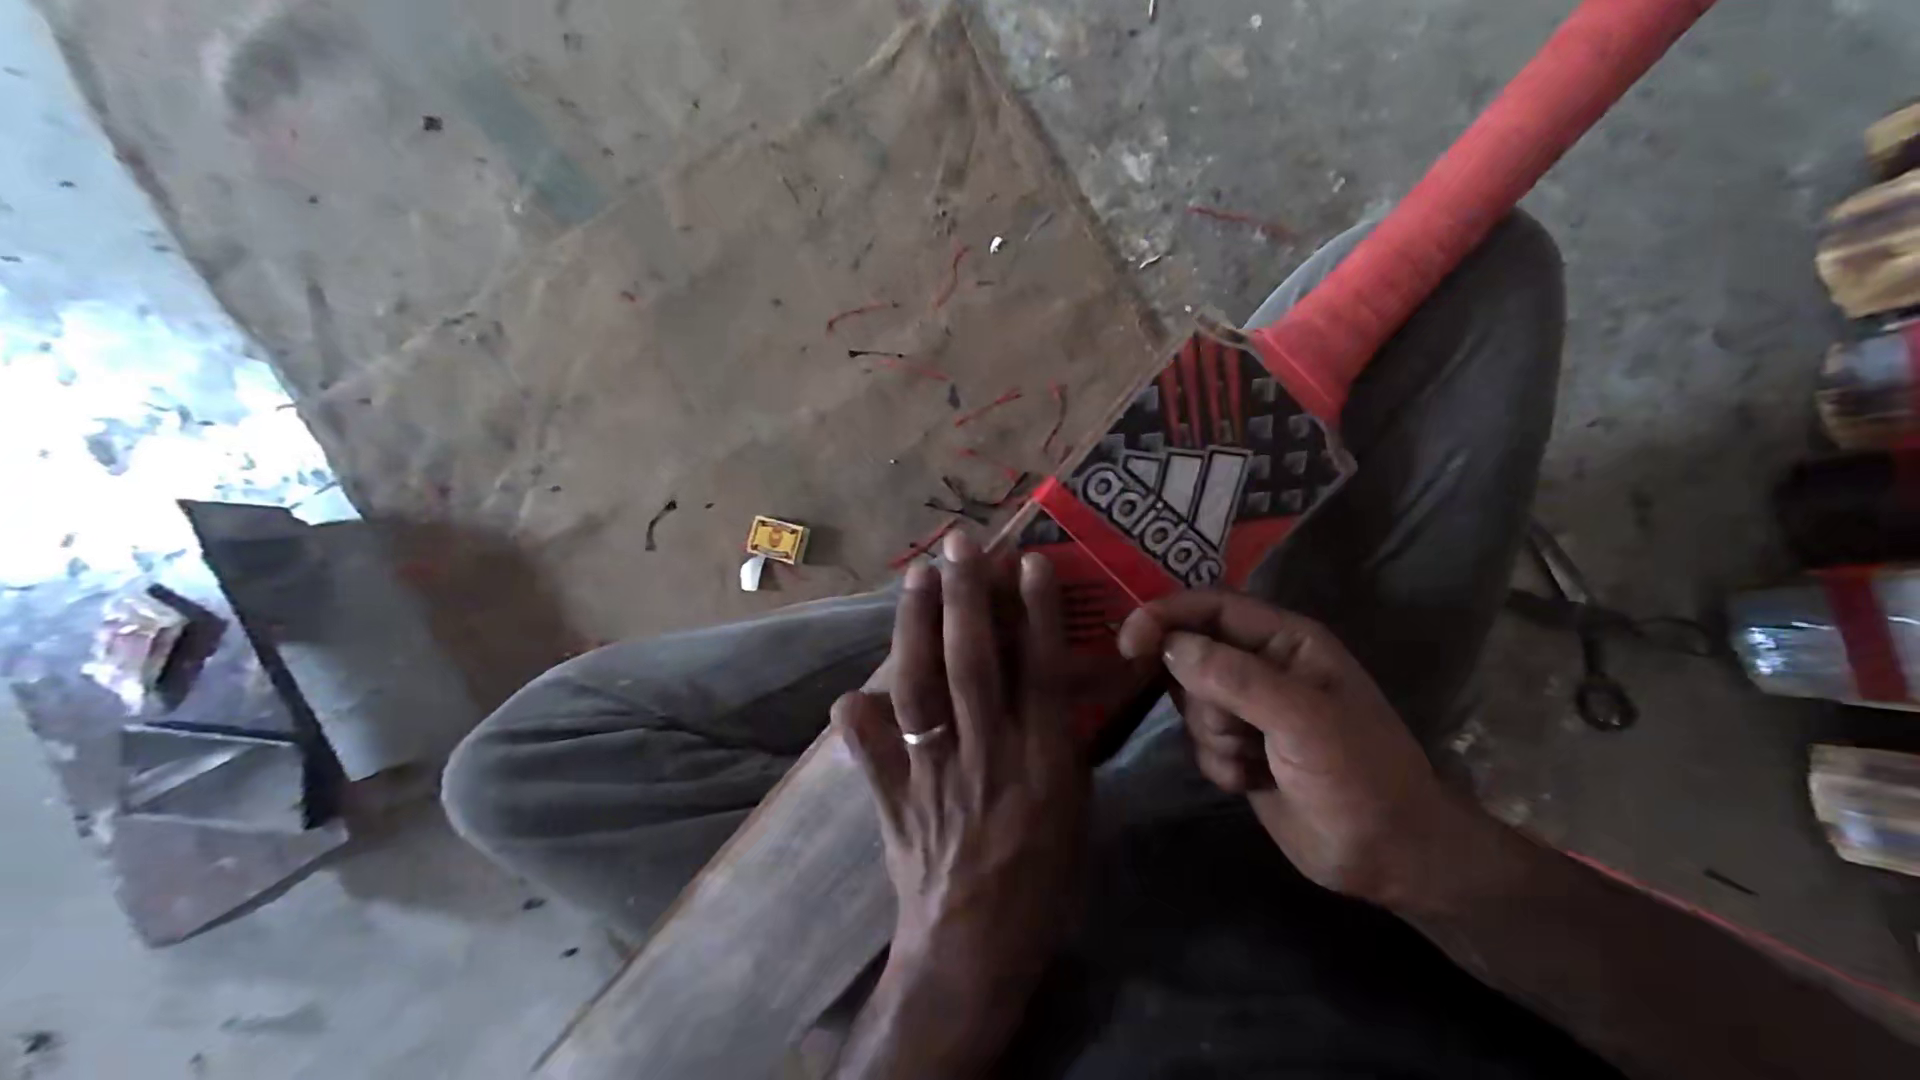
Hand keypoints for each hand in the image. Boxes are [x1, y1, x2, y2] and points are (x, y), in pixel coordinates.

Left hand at [831, 532, 1086, 1074]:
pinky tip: (854, 690)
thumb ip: (1059, 740)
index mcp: (1043, 766)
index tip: (1028, 562)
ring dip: (917, 627)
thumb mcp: (1075, 807)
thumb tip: (1040, 674)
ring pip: (921, 689)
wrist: (975, 950)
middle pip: (973, 665)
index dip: (1035, 614)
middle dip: (966, 597)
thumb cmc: (1042, 878)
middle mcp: (988, 758)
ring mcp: (934, 777)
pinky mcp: (893, 799)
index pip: (1040, 674)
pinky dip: (857, 718)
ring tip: (917, 576)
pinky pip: (868, 751)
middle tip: (959, 544)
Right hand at [1117, 591, 1492, 911]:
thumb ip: (1235, 678)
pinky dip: (1217, 763)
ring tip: (1256, 759)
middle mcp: (1262, 666)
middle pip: (1191, 655)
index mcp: (1285, 640)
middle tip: (1233, 728)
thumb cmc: (1363, 776)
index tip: (1128, 642)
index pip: (1211, 607)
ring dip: (1212, 736)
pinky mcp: (1237, 747)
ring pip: (1190, 703)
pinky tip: (1253, 780)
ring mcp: (1248, 708)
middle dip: (1199, 696)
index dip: (1166, 615)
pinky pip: (1197, 741)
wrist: (1391, 858)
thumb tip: (1168, 646)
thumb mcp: (1304, 720)